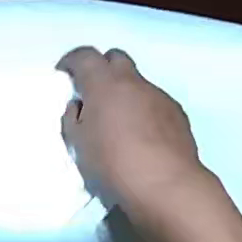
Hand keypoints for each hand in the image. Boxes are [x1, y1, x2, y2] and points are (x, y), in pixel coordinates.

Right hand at [57, 46, 209, 211]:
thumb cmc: (112, 163)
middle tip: (91, 93)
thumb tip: (80, 106)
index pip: (84, 55)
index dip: (71, 61)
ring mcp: (159, 96)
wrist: (165, 186)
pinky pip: (154, 102)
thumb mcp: (77, 142)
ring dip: (124, 93)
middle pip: (115, 57)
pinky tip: (140, 136)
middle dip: (101, 68)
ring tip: (117, 122)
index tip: (64, 75)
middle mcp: (133, 82)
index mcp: (103, 84)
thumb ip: (73, 117)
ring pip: (137, 82)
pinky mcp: (177, 114)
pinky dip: (142, 110)